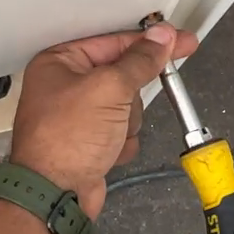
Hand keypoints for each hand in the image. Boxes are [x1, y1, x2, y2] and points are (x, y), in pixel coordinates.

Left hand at [8, 22, 199, 216]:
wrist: (55, 194)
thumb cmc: (64, 140)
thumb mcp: (109, 89)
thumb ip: (139, 61)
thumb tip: (160, 38)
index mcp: (59, 63)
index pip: (112, 42)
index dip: (148, 42)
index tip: (178, 40)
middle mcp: (64, 87)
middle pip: (122, 78)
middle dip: (129, 99)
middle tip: (121, 110)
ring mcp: (76, 117)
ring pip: (127, 108)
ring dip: (126, 123)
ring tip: (107, 136)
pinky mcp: (88, 142)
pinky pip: (122, 133)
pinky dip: (121, 144)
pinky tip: (106, 153)